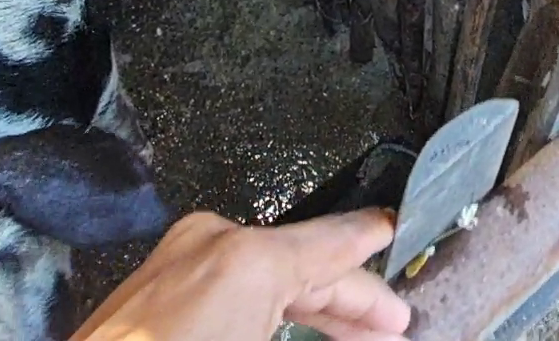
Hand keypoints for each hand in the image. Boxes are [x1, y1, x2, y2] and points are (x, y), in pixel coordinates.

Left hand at [71, 209, 409, 340]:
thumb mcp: (263, 339)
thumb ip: (312, 327)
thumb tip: (357, 328)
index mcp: (246, 259)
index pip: (331, 243)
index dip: (370, 243)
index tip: (397, 229)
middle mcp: (215, 243)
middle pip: (303, 260)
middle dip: (351, 296)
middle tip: (392, 320)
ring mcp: (183, 257)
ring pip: (270, 271)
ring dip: (313, 303)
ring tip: (356, 331)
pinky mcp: (160, 280)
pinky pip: (236, 282)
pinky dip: (272, 304)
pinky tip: (293, 323)